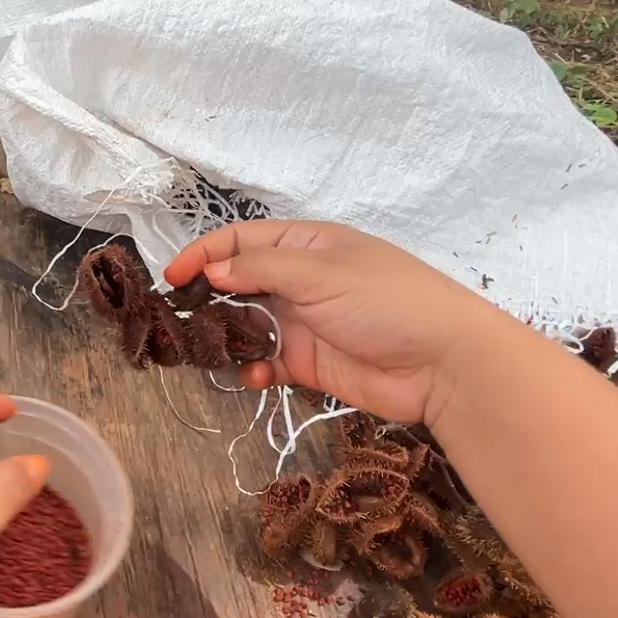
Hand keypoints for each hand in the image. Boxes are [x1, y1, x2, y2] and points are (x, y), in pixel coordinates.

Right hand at [164, 221, 517, 425]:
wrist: (444, 365)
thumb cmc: (385, 300)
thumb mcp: (319, 273)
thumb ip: (259, 270)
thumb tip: (212, 271)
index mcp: (303, 246)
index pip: (240, 241)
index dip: (204, 254)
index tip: (173, 277)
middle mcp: (297, 281)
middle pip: (236, 283)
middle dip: (207, 297)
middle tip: (180, 316)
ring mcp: (301, 322)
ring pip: (245, 324)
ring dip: (225, 335)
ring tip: (207, 349)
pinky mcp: (306, 362)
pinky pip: (265, 361)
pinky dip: (253, 368)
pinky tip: (254, 376)